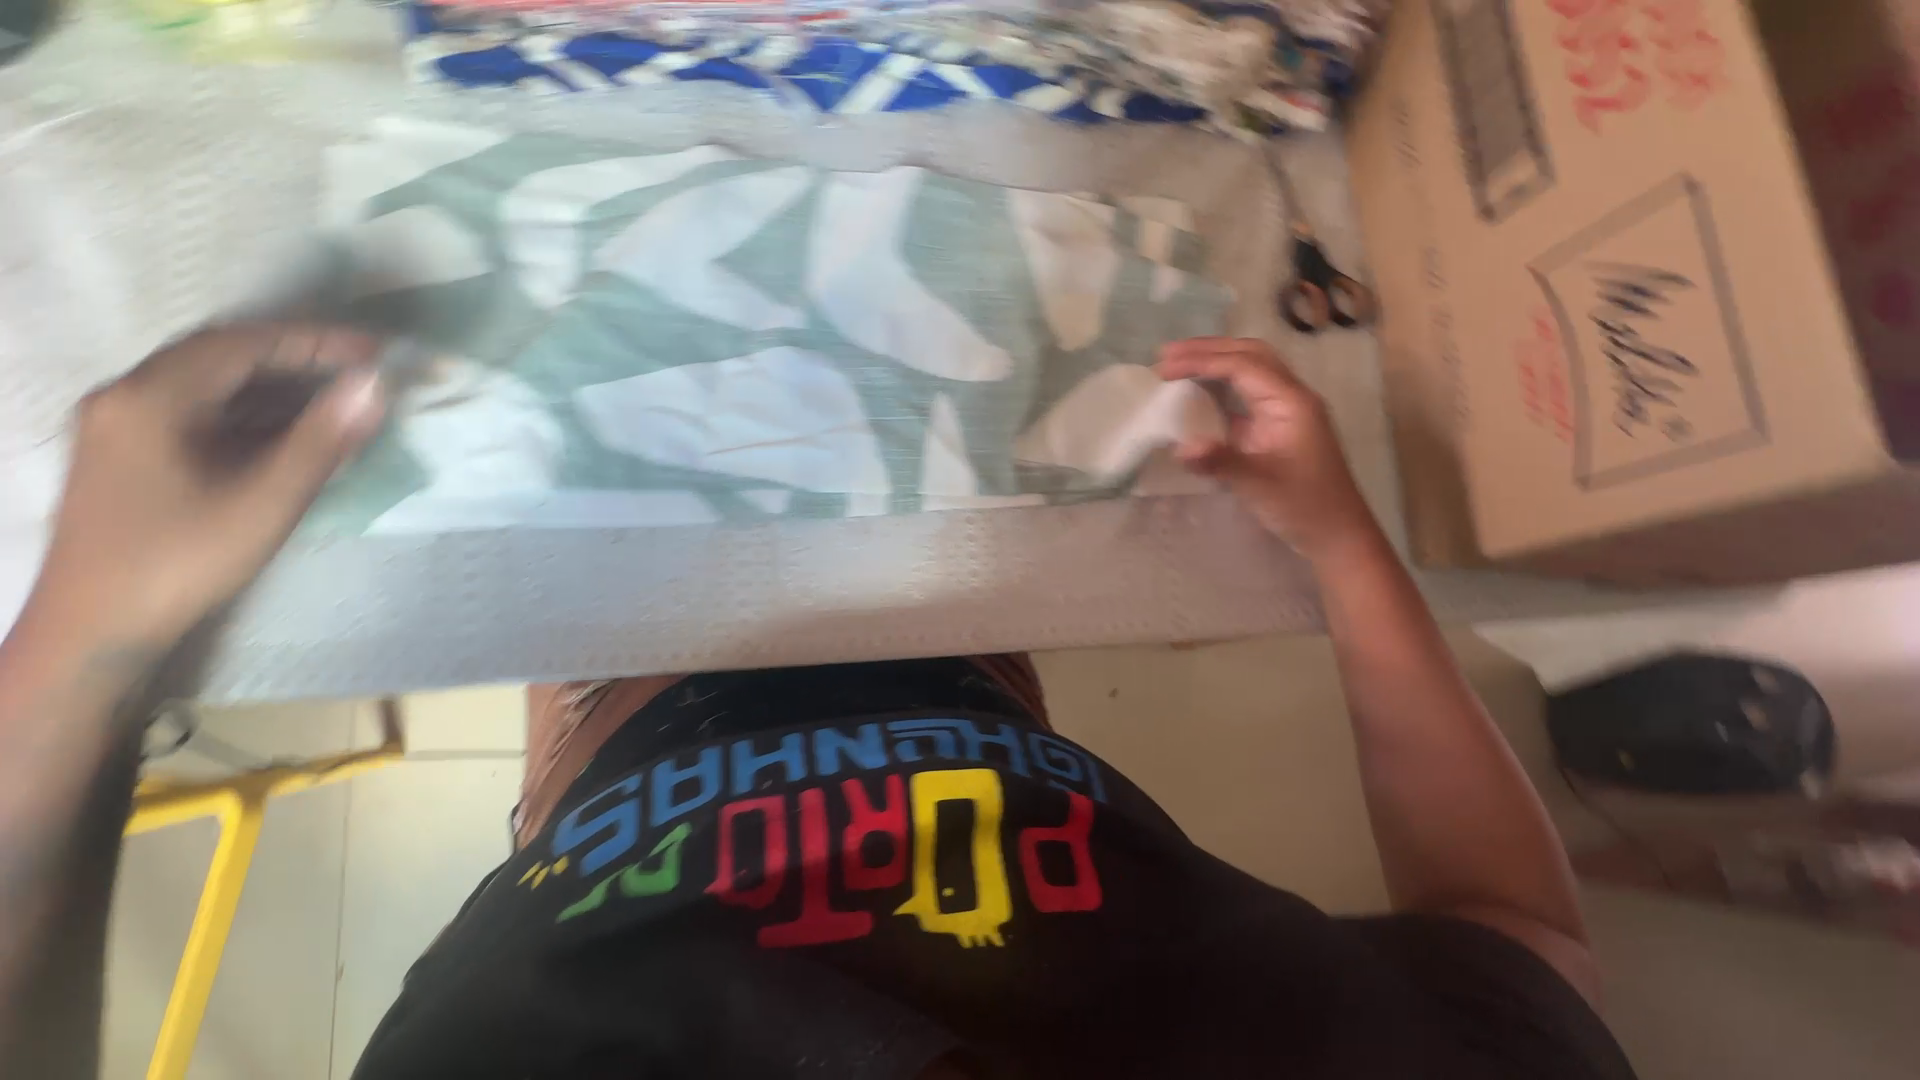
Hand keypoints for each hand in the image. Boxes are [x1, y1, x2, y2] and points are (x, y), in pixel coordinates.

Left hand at [25, 323, 386, 645]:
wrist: (97, 625)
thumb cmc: (183, 560)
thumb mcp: (266, 500)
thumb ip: (322, 439)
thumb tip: (372, 386)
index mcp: (150, 399)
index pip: (242, 345)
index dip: (314, 340)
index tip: (375, 351)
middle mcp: (127, 396)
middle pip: (222, 354)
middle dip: (298, 355)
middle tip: (363, 368)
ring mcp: (123, 423)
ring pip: (212, 381)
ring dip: (278, 382)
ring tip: (341, 394)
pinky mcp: (132, 450)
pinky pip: (201, 408)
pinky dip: (254, 407)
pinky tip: (294, 427)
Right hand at [1157, 337, 1376, 559]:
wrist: (1336, 534)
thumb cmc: (1305, 506)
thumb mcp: (1260, 485)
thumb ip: (1221, 462)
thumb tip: (1180, 447)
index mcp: (1291, 402)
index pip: (1242, 366)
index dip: (1201, 361)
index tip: (1163, 368)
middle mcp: (1290, 398)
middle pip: (1249, 355)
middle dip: (1207, 350)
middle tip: (1165, 355)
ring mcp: (1284, 412)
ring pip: (1249, 371)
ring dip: (1214, 364)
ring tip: (1175, 366)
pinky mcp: (1275, 429)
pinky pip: (1245, 396)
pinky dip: (1218, 388)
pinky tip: (1194, 396)